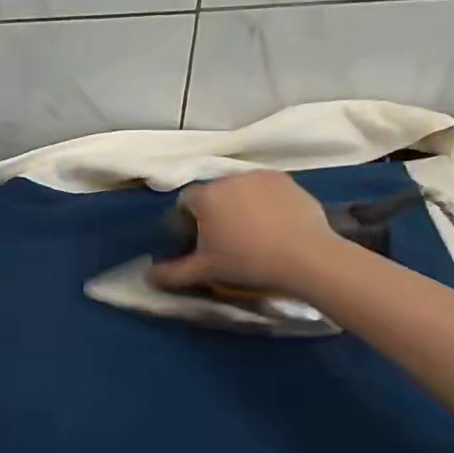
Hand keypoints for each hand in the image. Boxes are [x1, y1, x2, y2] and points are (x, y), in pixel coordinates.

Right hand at [148, 171, 344, 293]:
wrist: (306, 257)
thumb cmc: (248, 262)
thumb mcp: (206, 271)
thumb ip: (173, 272)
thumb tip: (147, 276)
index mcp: (206, 195)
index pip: (186, 203)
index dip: (189, 222)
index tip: (200, 243)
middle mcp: (230, 177)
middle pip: (214, 193)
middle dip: (215, 212)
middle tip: (227, 241)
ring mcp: (260, 176)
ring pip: (240, 190)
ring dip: (240, 205)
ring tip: (253, 233)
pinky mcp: (287, 180)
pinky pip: (266, 190)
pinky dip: (265, 203)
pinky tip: (275, 225)